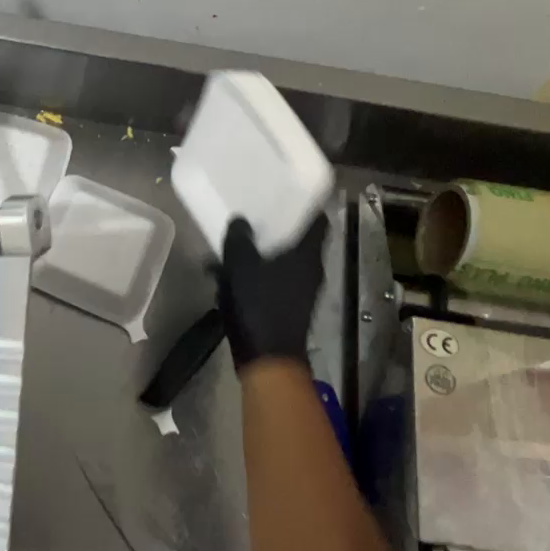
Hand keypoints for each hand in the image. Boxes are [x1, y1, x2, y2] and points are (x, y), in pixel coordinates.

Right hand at [218, 216, 328, 370]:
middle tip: (255, 214)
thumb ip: (240, 239)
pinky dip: (257, 272)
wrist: (268, 358)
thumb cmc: (258, 306)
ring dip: (262, 252)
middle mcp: (310, 270)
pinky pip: (274, 279)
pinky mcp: (289, 306)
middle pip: (298, 239)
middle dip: (277, 228)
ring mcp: (301, 290)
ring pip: (283, 260)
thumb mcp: (241, 267)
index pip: (319, 220)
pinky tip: (231, 275)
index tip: (288, 192)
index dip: (307, 205)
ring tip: (234, 245)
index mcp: (307, 255)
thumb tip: (241, 221)